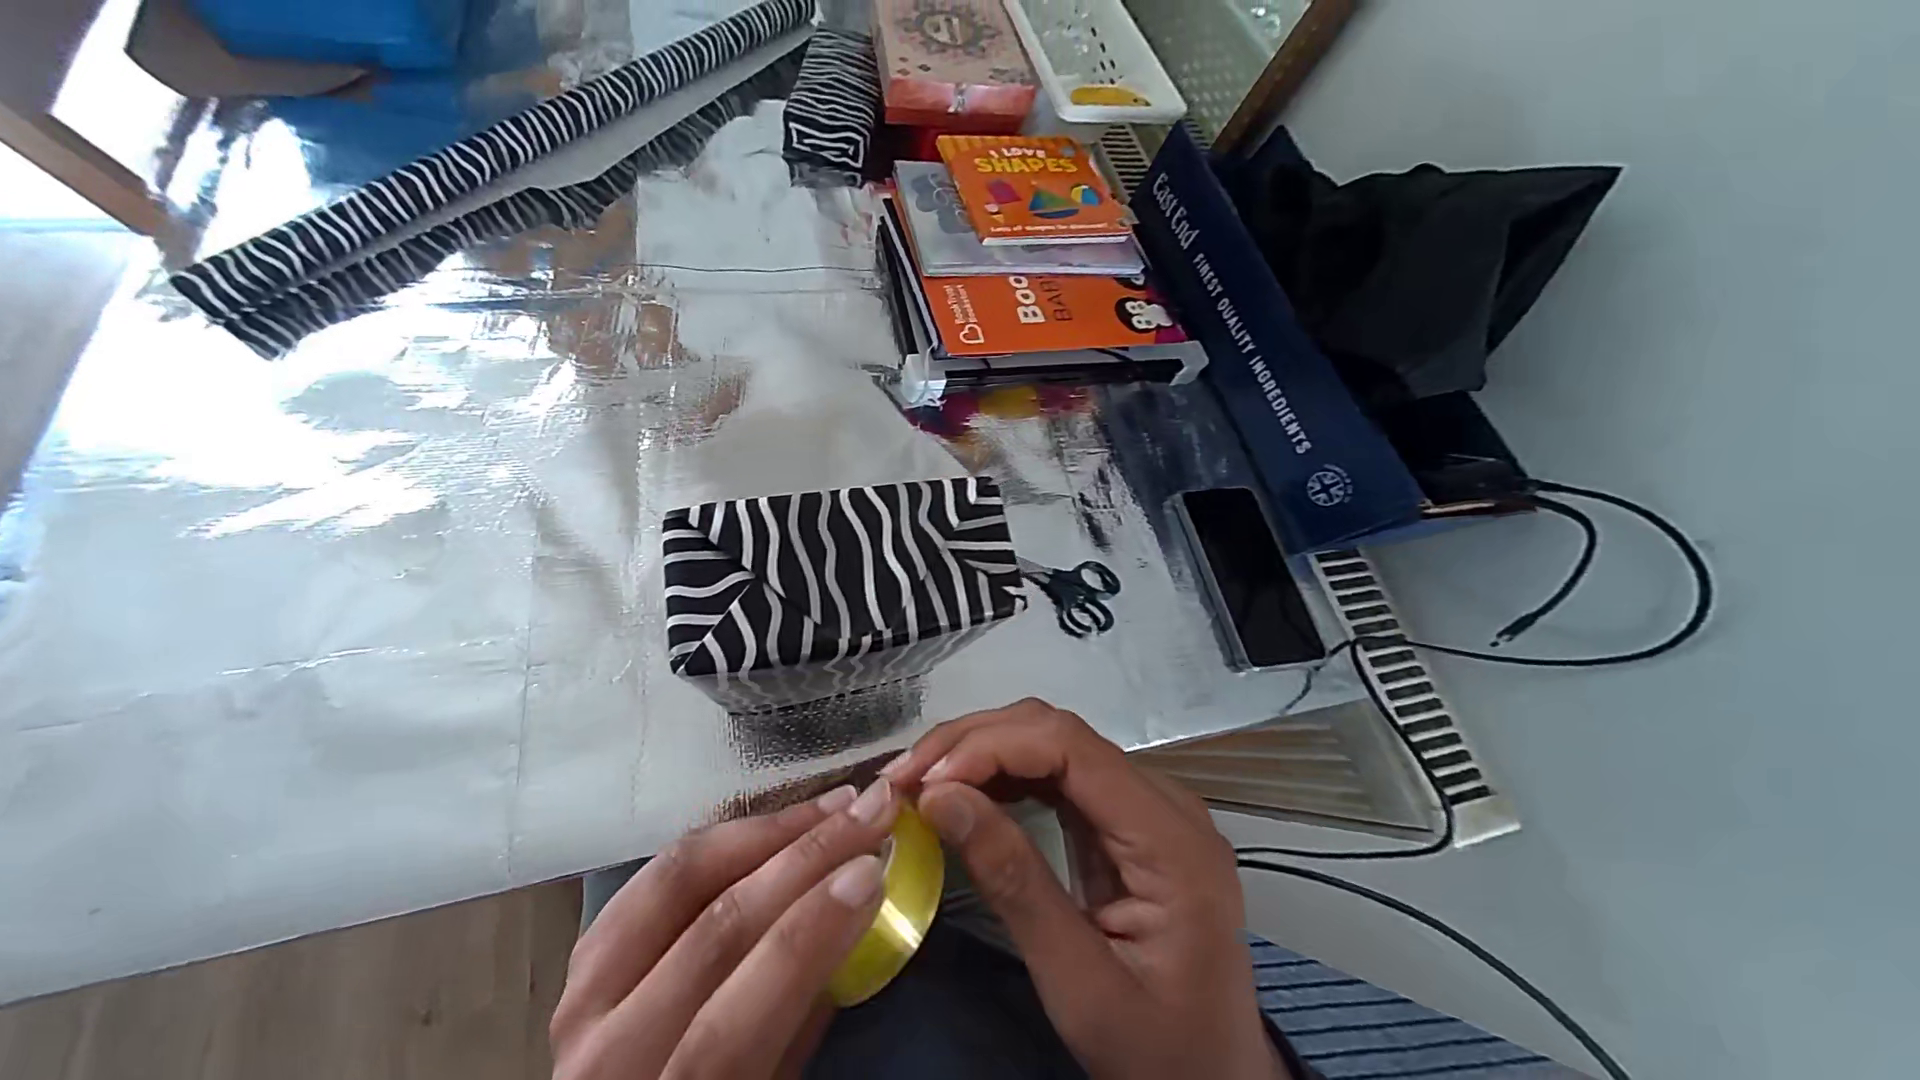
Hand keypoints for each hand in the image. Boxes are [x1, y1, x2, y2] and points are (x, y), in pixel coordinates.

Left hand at [549, 779, 897, 1078]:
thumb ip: (802, 1016)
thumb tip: (854, 901)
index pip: (730, 1023)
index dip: (808, 935)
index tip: (872, 869)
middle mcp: (601, 1057)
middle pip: (713, 928)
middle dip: (806, 856)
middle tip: (868, 809)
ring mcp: (580, 997)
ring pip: (678, 879)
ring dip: (768, 831)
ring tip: (832, 805)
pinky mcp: (582, 956)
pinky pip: (657, 874)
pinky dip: (723, 840)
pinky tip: (774, 824)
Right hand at [884, 700, 1287, 1079]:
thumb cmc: (1155, 1049)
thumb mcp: (1078, 983)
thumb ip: (1013, 882)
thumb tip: (937, 796)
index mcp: (1169, 837)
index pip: (1072, 747)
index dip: (991, 746)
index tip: (925, 780)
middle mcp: (1163, 801)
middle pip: (1059, 732)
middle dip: (975, 742)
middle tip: (906, 776)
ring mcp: (1145, 805)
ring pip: (1053, 743)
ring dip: (982, 752)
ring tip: (921, 781)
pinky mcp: (1124, 819)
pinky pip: (1058, 774)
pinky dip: (1003, 775)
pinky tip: (964, 792)